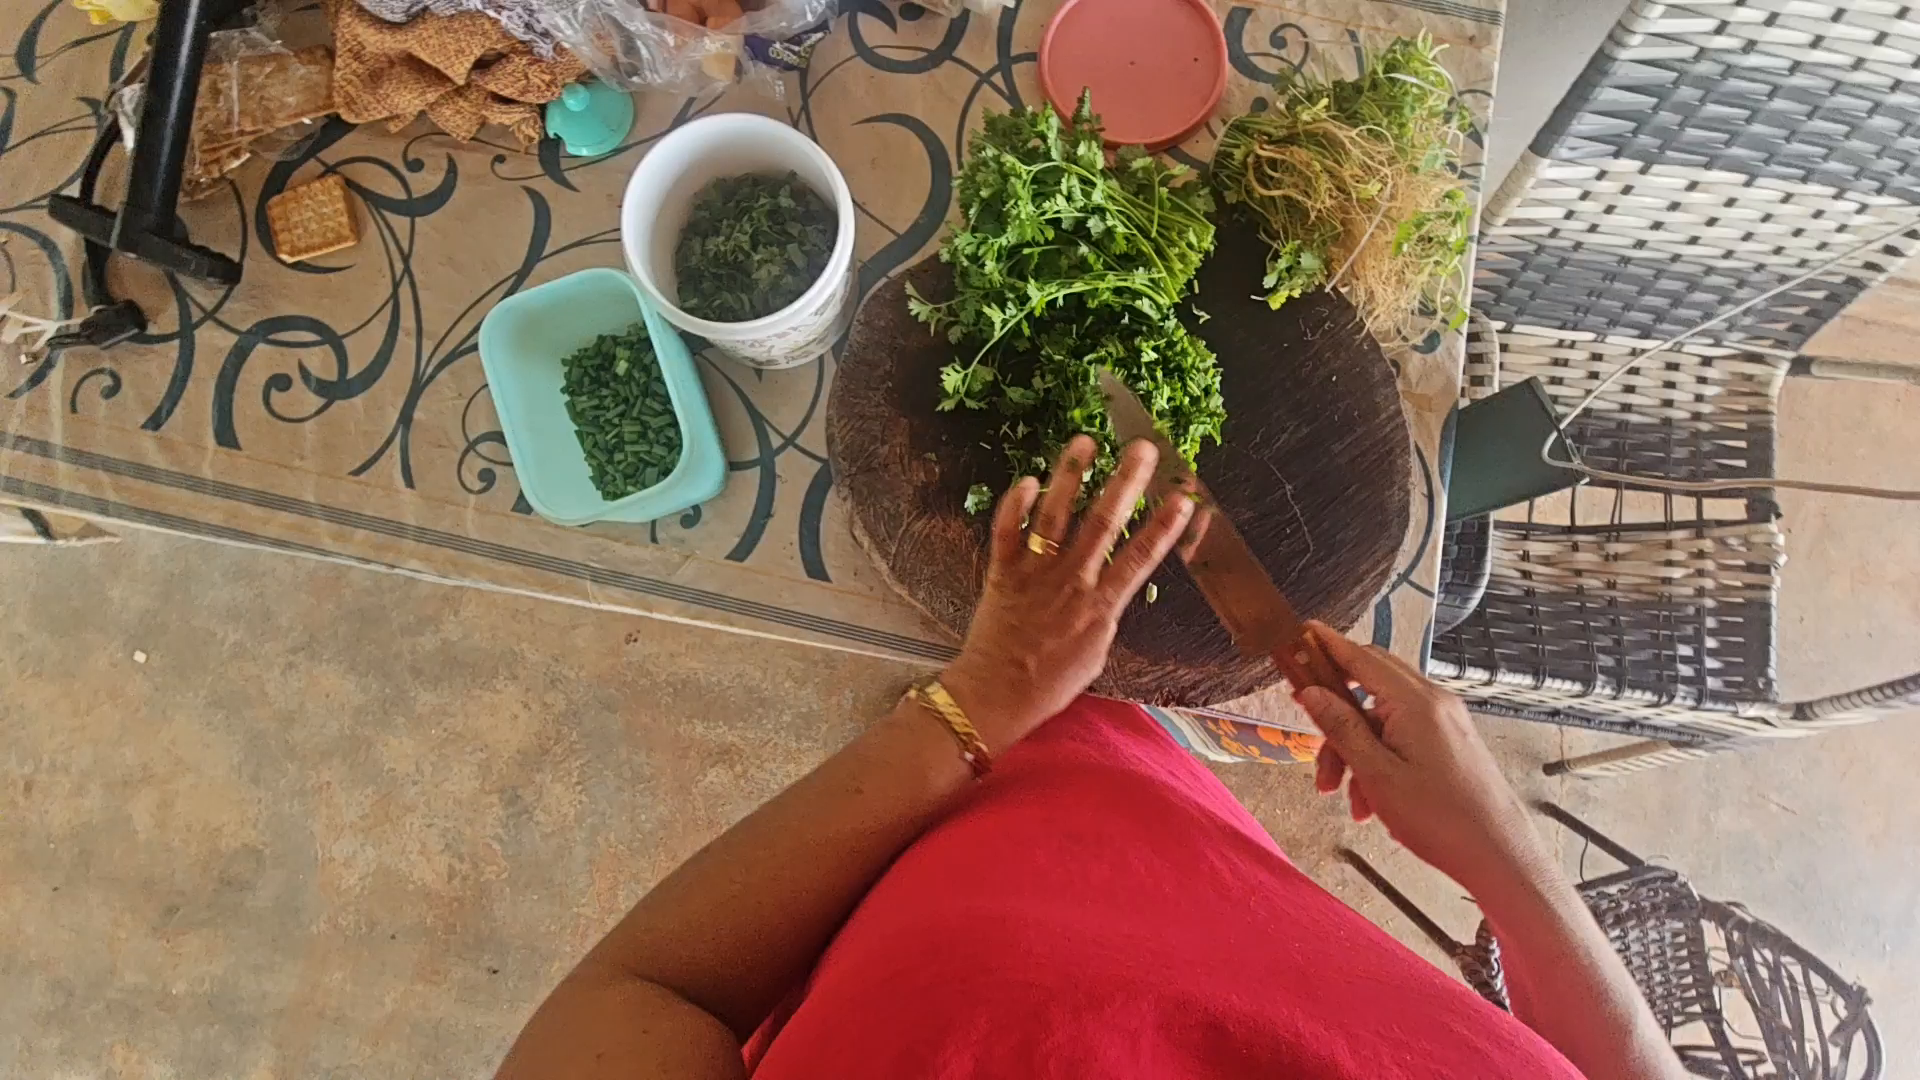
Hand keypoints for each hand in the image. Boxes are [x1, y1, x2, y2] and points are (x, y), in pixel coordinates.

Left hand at [941, 435, 1193, 749]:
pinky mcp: (1003, 572)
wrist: (997, 695)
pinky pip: (1007, 532)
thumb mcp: (1095, 654)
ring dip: (1071, 477)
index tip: (1182, 496)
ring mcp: (1035, 574)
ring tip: (1085, 441)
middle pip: (1103, 524)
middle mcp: (1071, 583)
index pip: (1139, 558)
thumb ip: (1104, 615)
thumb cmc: (1050, 683)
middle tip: (1142, 448)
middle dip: (1126, 483)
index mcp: (1100, 607)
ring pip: (1055, 517)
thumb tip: (1112, 587)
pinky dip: (1015, 505)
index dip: (1163, 526)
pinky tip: (1027, 478)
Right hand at [1293, 622, 1549, 895]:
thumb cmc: (1438, 818)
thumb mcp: (1376, 773)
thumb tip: (1309, 690)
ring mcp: (1443, 720)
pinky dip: (1375, 758)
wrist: (1502, 860)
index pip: (1361, 658)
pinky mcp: (1447, 740)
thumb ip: (1340, 726)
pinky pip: (1398, 734)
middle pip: (1368, 681)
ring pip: (1378, 714)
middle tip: (1308, 729)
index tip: (1300, 630)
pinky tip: (1367, 800)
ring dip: (1350, 746)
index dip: (1326, 643)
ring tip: (1336, 791)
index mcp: (1415, 702)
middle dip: (1332, 710)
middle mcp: (1433, 701)